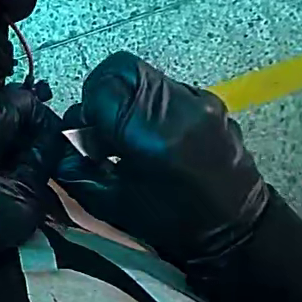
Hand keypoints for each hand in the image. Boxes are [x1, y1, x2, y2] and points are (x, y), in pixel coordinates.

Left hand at [0, 86, 67, 250]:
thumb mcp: (21, 198)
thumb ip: (42, 162)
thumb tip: (50, 144)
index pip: (25, 101)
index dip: (46, 123)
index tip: (55, 147)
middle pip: (3, 111)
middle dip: (24, 137)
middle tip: (40, 165)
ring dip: (5, 147)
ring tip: (18, 177)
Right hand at [56, 52, 268, 268]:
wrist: (239, 233)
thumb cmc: (177, 228)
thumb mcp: (114, 205)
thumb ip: (77, 168)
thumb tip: (61, 141)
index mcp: (155, 137)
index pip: (103, 89)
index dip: (87, 110)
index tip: (87, 135)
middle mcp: (180, 108)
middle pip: (122, 68)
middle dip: (102, 92)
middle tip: (101, 126)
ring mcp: (199, 101)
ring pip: (144, 74)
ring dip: (125, 96)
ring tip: (127, 134)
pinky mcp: (209, 101)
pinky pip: (166, 87)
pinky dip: (149, 103)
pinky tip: (152, 136)